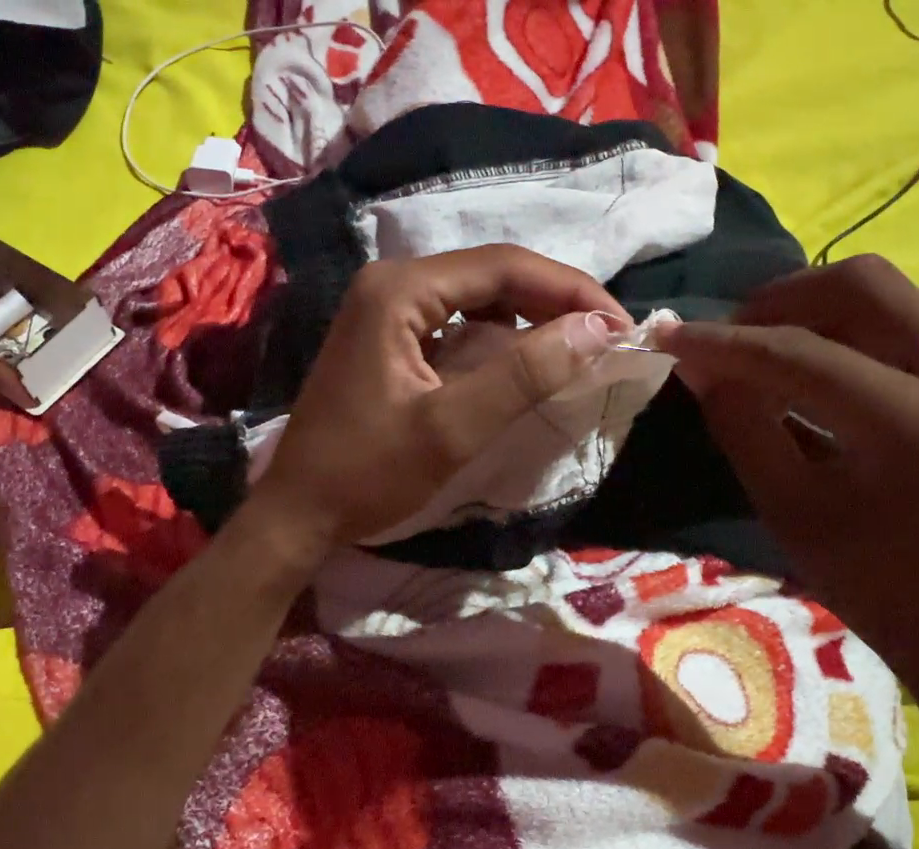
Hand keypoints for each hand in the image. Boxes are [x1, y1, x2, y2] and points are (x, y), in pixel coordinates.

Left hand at [249, 245, 627, 553]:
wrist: (298, 513)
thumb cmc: (368, 473)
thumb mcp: (451, 429)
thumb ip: (524, 376)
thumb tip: (596, 329)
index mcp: (400, 290)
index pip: (504, 266)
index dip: (569, 290)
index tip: (620, 325)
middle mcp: (390, 285)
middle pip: (491, 275)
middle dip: (553, 302)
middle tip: (605, 338)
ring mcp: (383, 312)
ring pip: (475, 299)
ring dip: (527, 320)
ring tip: (575, 349)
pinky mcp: (385, 342)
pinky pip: (454, 325)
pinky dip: (495, 340)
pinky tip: (522, 364)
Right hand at [658, 255, 918, 694]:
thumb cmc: (871, 583)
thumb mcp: (788, 509)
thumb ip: (740, 427)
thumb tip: (698, 366)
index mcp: (913, 425)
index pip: (801, 355)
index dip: (725, 343)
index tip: (670, 337)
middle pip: (860, 285)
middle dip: (777, 300)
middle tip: (727, 337)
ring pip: (884, 295)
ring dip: (810, 308)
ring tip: (758, 348)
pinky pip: (902, 323)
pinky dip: (844, 330)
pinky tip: (806, 365)